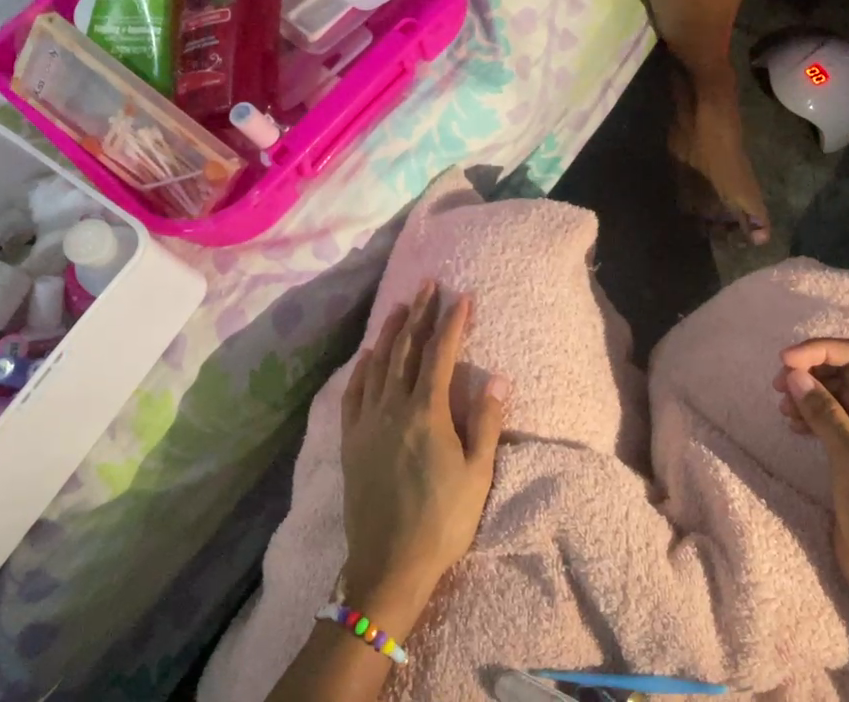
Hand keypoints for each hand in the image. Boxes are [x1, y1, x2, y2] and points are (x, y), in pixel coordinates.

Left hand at [341, 282, 510, 625]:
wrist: (388, 564)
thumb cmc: (443, 520)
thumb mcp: (477, 473)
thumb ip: (486, 421)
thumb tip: (497, 377)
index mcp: (426, 413)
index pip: (440, 354)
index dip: (452, 322)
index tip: (462, 297)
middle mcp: (392, 408)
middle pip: (406, 350)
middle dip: (419, 314)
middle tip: (428, 285)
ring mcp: (366, 423)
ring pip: (377, 365)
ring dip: (390, 333)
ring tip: (400, 307)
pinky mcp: (350, 441)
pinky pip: (353, 393)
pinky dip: (362, 368)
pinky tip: (367, 356)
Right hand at [775, 338, 848, 624]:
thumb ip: (824, 411)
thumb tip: (793, 374)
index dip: (822, 350)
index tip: (783, 360)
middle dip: (813, 370)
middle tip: (776, 384)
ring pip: (839, 394)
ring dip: (809, 392)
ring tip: (782, 405)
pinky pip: (835, 419)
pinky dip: (812, 414)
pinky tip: (793, 423)